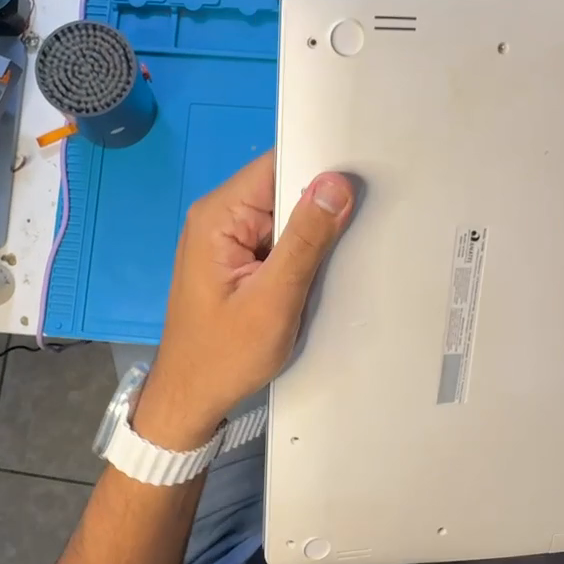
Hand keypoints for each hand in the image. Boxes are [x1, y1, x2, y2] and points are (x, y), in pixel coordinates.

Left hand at [140, 152, 353, 447]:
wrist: (191, 399)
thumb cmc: (225, 355)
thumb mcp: (273, 300)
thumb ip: (305, 240)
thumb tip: (336, 183)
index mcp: (218, 216)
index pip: (275, 166)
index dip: (319, 164)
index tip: (364, 171)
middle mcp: (219, 217)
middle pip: (282, 188)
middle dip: (322, 199)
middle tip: (372, 208)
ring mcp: (228, 239)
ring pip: (285, 215)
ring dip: (316, 228)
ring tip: (358, 235)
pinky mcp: (239, 260)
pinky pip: (279, 240)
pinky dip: (303, 249)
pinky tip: (330, 260)